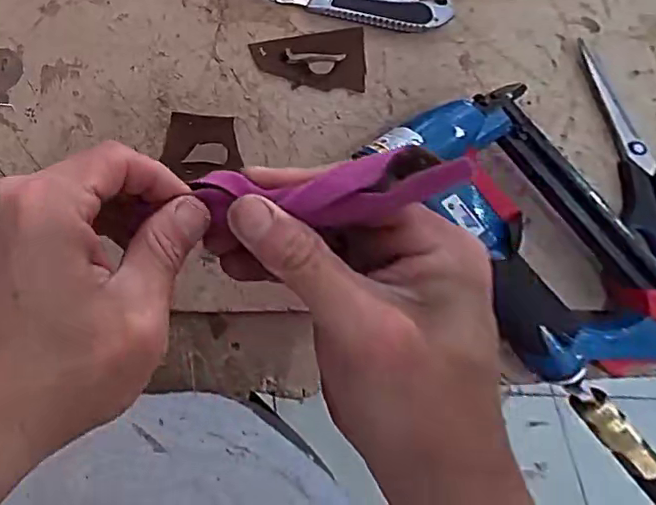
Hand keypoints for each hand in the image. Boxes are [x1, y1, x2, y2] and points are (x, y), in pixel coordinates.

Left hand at [0, 143, 210, 504]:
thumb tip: (191, 208)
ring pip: (77, 191)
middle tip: (176, 237)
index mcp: (45, 201)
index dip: (160, 179)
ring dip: (118, 213)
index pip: (117, 159)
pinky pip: (55, 210)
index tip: (189, 213)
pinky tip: (112, 263)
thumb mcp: (134, 310)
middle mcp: (16, 194)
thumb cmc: (63, 372)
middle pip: (95, 172)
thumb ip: (166, 246)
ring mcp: (1, 215)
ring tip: (150, 253)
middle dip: (141, 199)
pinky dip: (90, 226)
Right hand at [220, 168, 526, 504]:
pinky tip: (242, 265)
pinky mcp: (365, 296)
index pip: (361, 192)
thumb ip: (302, 261)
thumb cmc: (415, 409)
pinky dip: (280, 266)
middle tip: (222, 213)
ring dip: (272, 239)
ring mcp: (388, 272)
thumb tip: (246, 205)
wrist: (436, 490)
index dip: (301, 184)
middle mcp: (414, 246)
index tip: (246, 181)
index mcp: (433, 241)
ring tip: (220, 241)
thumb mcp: (357, 327)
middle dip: (278, 214)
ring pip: (322, 238)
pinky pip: (319, 267)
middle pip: (337, 212)